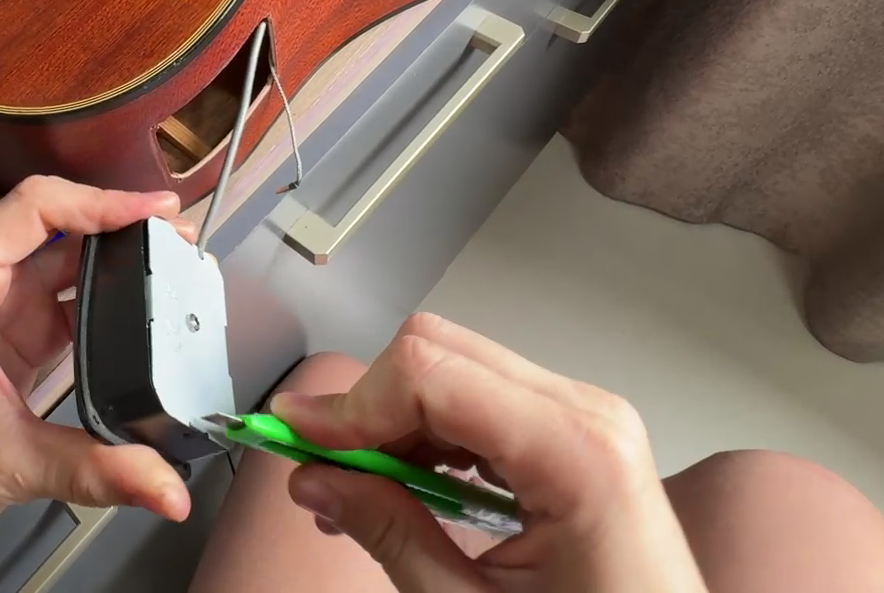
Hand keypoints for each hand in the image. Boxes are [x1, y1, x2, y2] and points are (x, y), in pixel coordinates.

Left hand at [0, 175, 194, 564]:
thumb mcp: (10, 463)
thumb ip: (95, 469)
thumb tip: (168, 488)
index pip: (33, 209)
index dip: (96, 200)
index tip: (150, 210)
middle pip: (55, 220)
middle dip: (116, 219)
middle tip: (172, 231)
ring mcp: (0, 298)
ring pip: (67, 252)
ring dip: (116, 250)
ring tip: (168, 256)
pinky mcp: (18, 322)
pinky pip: (69, 290)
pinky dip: (108, 289)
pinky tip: (143, 296)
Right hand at [271, 314, 704, 592]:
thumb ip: (389, 533)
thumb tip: (307, 479)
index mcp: (575, 452)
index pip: (428, 371)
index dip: (353, 404)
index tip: (301, 446)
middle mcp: (582, 409)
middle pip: (434, 350)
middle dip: (368, 403)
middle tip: (327, 465)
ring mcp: (582, 412)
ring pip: (446, 362)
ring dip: (390, 414)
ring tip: (361, 482)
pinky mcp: (573, 427)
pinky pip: (472, 392)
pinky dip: (424, 424)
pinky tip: (409, 478)